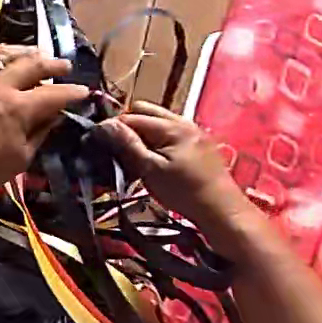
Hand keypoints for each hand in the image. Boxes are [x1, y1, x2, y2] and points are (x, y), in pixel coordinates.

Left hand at [0, 45, 89, 210]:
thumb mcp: (19, 158)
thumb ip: (39, 132)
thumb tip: (54, 115)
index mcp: (17, 108)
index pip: (53, 94)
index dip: (72, 92)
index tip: (83, 92)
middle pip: (32, 64)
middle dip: (53, 64)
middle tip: (64, 66)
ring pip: (4, 55)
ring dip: (25, 53)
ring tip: (37, 55)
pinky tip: (4, 59)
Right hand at [97, 100, 263, 232]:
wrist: (221, 210)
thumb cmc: (184, 192)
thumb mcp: (150, 170)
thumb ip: (128, 144)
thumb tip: (104, 124)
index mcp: (171, 126)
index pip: (131, 116)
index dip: (113, 128)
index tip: (100, 145)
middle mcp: (183, 121)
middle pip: (145, 111)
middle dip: (128, 126)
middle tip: (118, 150)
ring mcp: (192, 131)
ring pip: (157, 122)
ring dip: (142, 134)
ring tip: (134, 157)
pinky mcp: (197, 144)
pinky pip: (168, 133)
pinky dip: (155, 140)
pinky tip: (152, 160)